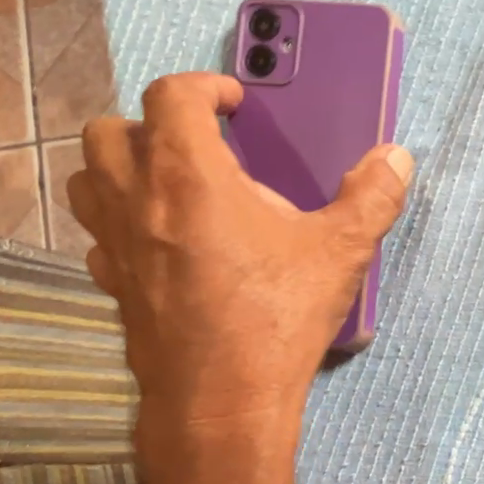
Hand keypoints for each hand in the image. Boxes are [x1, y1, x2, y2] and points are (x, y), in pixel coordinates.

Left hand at [70, 72, 413, 467]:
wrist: (223, 396)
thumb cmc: (278, 316)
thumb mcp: (340, 253)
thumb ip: (370, 198)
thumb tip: (395, 157)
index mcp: (188, 173)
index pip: (173, 96)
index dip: (205, 86)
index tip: (233, 102)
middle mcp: (135, 196)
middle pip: (111, 128)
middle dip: (153, 123)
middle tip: (202, 146)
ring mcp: (114, 242)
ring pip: (88, 176)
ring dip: (122, 167)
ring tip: (171, 187)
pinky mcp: (112, 283)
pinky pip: (98, 234)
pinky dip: (121, 223)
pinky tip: (162, 245)